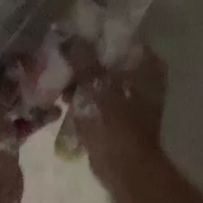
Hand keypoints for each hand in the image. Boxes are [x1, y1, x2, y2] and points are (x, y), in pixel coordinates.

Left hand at [0, 67, 55, 202]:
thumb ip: (4, 90)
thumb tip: (18, 63)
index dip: (0, 63)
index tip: (23, 48)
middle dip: (19, 78)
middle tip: (44, 62)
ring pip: (12, 105)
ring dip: (31, 97)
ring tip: (54, 82)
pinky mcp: (6, 142)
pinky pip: (23, 123)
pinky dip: (37, 117)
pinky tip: (57, 110)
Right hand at [62, 37, 167, 181]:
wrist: (123, 168)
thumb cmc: (113, 124)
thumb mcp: (93, 86)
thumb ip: (81, 59)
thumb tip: (69, 35)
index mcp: (147, 63)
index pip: (119, 36)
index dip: (93, 34)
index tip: (69, 34)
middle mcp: (145, 76)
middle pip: (109, 58)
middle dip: (83, 58)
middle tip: (57, 54)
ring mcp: (134, 96)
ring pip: (102, 78)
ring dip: (80, 78)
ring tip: (55, 75)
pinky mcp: (121, 114)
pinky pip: (99, 97)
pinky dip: (84, 96)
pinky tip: (61, 95)